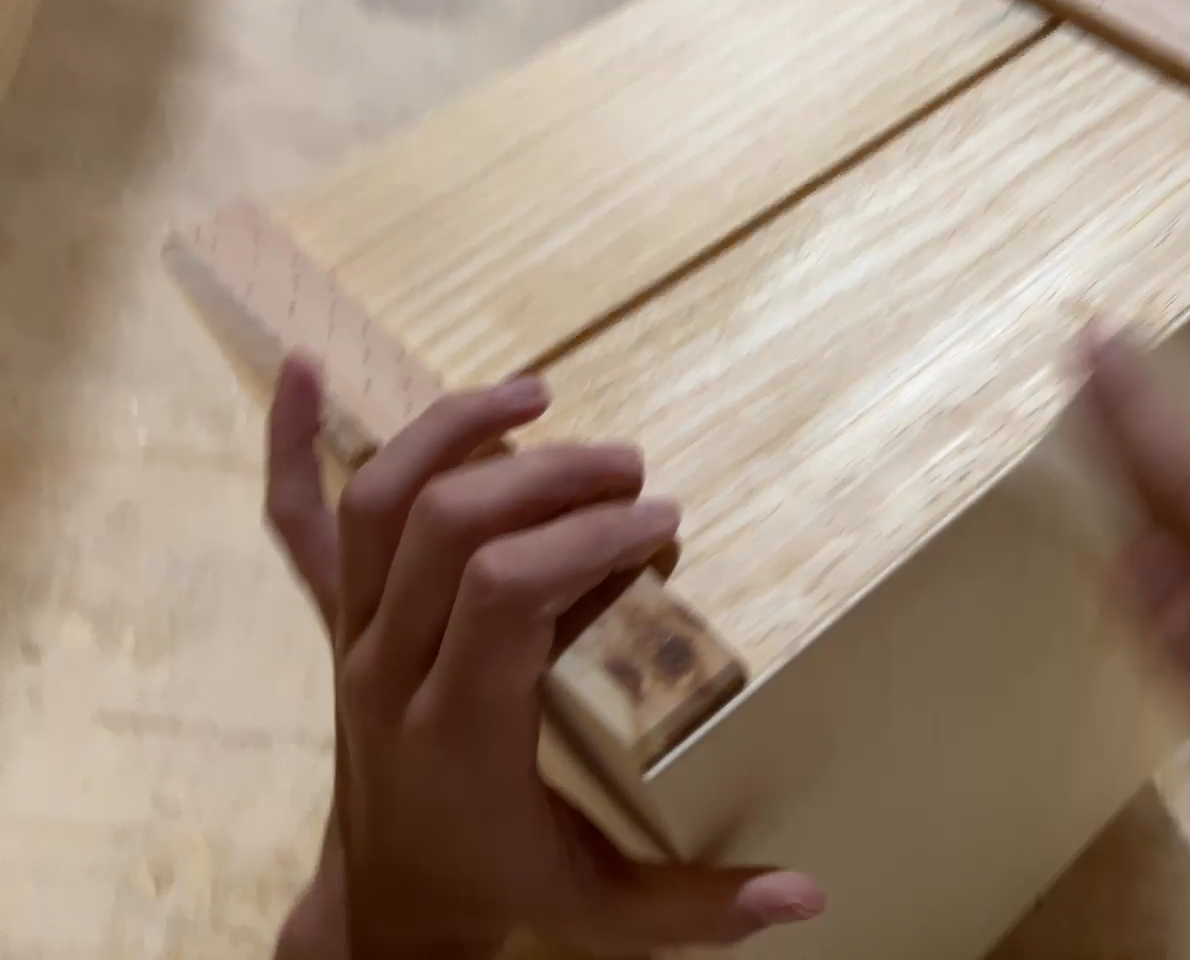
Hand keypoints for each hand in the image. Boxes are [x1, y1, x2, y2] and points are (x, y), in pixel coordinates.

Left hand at [264, 357, 823, 959]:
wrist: (379, 909)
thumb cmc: (501, 889)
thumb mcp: (607, 913)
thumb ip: (706, 912)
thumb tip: (810, 897)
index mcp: (459, 727)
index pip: (509, 591)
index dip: (594, 540)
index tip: (665, 521)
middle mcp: (388, 666)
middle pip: (452, 525)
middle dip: (555, 478)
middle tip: (633, 468)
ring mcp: (351, 634)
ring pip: (377, 502)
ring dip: (456, 431)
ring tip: (537, 395)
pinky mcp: (337, 618)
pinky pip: (294, 520)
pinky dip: (290, 441)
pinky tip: (301, 372)